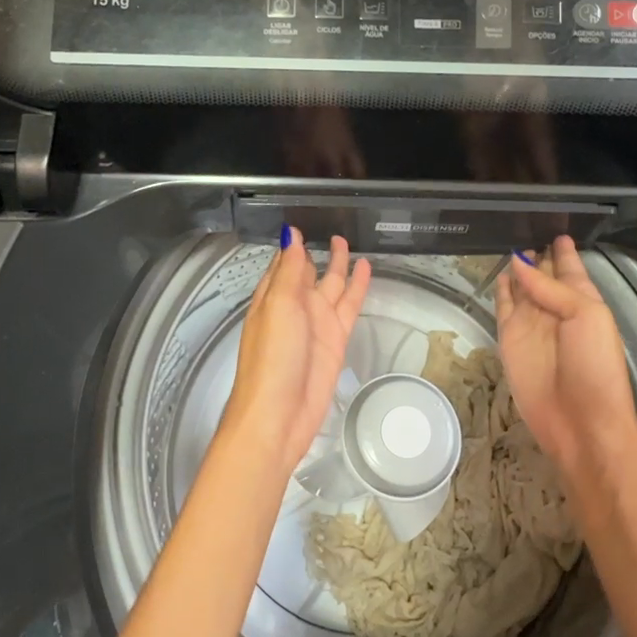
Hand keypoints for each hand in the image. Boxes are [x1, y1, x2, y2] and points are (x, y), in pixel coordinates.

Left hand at [219, 229, 372, 469]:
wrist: (279, 416)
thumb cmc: (271, 360)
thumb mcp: (278, 306)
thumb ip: (288, 270)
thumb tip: (290, 235)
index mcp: (272, 296)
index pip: (283, 263)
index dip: (292, 244)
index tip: (302, 221)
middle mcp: (294, 307)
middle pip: (307, 272)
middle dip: (316, 252)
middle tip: (330, 226)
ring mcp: (316, 324)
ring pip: (331, 286)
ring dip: (339, 265)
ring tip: (347, 241)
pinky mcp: (335, 341)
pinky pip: (349, 307)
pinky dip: (357, 287)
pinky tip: (365, 270)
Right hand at [496, 236, 636, 482]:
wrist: (580, 422)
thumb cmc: (595, 367)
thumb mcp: (586, 317)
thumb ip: (552, 289)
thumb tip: (519, 263)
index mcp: (584, 302)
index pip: (571, 268)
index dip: (564, 249)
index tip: (556, 226)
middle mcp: (556, 309)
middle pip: (544, 274)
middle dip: (539, 254)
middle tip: (525, 225)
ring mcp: (532, 324)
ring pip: (522, 286)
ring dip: (519, 266)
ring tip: (510, 242)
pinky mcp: (509, 339)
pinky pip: (503, 307)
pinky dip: (502, 289)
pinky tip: (501, 274)